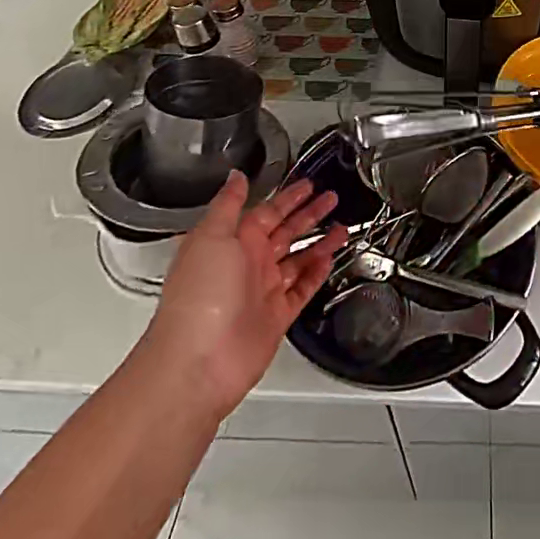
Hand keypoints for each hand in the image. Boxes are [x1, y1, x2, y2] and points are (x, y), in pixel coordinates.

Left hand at [140, 172, 347, 416]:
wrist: (199, 361)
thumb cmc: (198, 298)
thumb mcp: (211, 236)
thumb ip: (228, 204)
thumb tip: (235, 177)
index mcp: (231, 241)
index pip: (266, 211)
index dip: (288, 197)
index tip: (307, 185)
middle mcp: (247, 264)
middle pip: (285, 232)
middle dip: (308, 214)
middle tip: (331, 199)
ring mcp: (262, 291)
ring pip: (298, 260)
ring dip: (319, 243)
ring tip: (341, 228)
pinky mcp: (275, 317)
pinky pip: (301, 290)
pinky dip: (316, 275)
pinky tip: (328, 261)